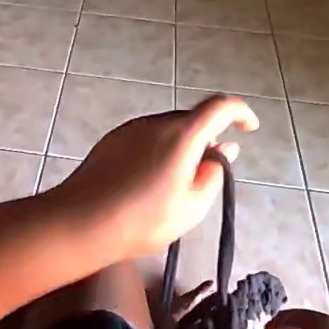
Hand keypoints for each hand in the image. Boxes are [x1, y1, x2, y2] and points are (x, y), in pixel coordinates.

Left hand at [53, 94, 257, 263]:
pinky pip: (147, 137)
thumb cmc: (143, 220)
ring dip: (183, 146)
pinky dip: (160, 150)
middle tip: (211, 170)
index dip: (240, 111)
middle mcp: (157, 122)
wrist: (80, 222)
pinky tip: (150, 181)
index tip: (248, 127)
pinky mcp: (112, 140)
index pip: (220, 106)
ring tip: (178, 183)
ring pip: (169, 129)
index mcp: (183, 134)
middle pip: (193, 119)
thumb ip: (213, 175)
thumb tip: (222, 153)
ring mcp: (131, 129)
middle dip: (209, 137)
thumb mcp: (192, 207)